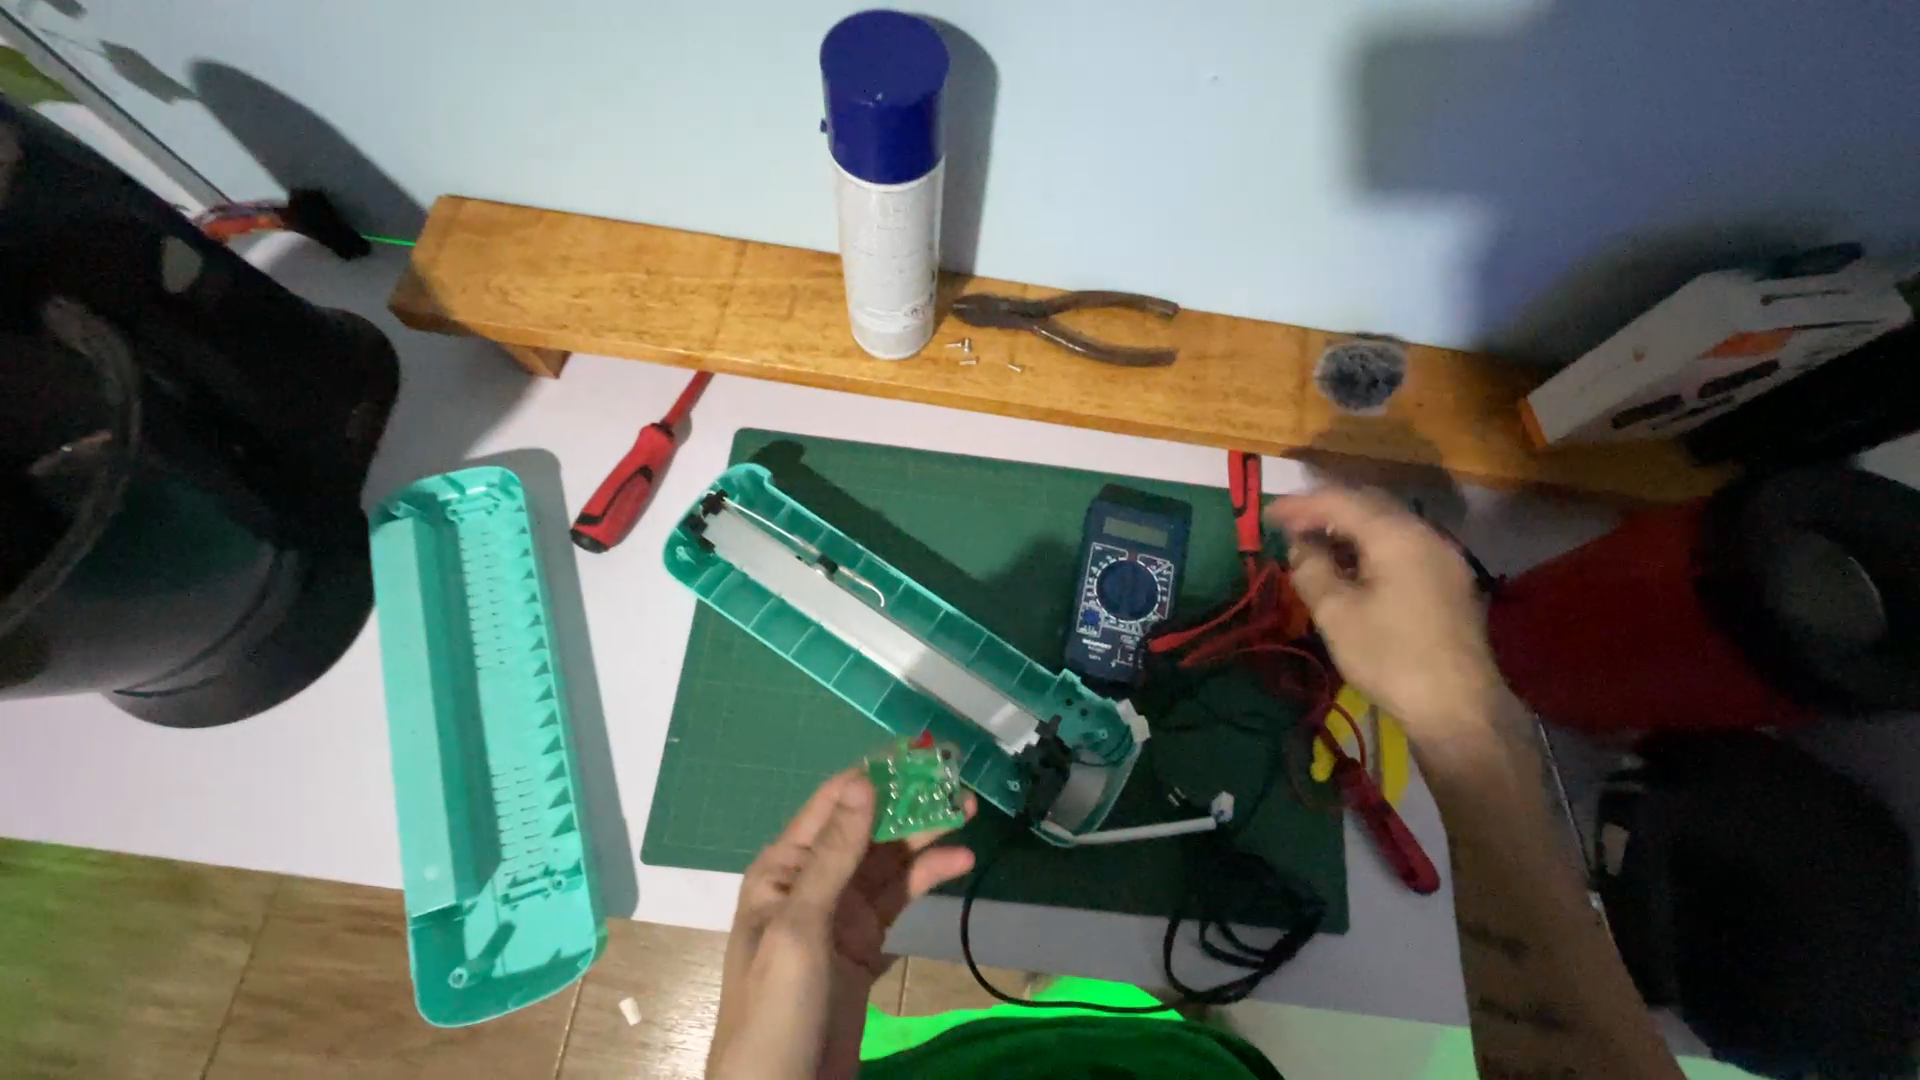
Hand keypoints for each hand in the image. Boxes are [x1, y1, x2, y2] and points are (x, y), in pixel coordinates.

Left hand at [708, 767, 975, 1079]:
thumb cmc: (776, 1009)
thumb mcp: (802, 926)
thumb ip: (834, 854)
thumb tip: (862, 781)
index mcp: (784, 867)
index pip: (834, 804)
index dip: (877, 776)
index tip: (920, 753)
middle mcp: (812, 880)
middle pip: (867, 829)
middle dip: (909, 804)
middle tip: (956, 783)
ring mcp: (841, 912)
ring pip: (889, 861)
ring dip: (926, 837)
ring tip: (968, 813)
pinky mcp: (865, 942)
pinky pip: (899, 898)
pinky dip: (927, 878)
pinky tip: (959, 863)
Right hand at [1264, 487, 1505, 742]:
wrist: (1457, 706)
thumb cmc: (1389, 656)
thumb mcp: (1335, 612)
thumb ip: (1311, 569)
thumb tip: (1300, 545)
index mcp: (1396, 536)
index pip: (1340, 502)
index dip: (1300, 504)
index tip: (1268, 515)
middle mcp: (1425, 535)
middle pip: (1369, 505)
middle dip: (1326, 510)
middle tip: (1289, 524)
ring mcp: (1442, 557)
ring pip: (1387, 525)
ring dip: (1348, 528)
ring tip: (1313, 544)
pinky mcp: (1448, 581)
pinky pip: (1402, 545)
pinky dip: (1369, 545)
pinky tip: (1349, 565)